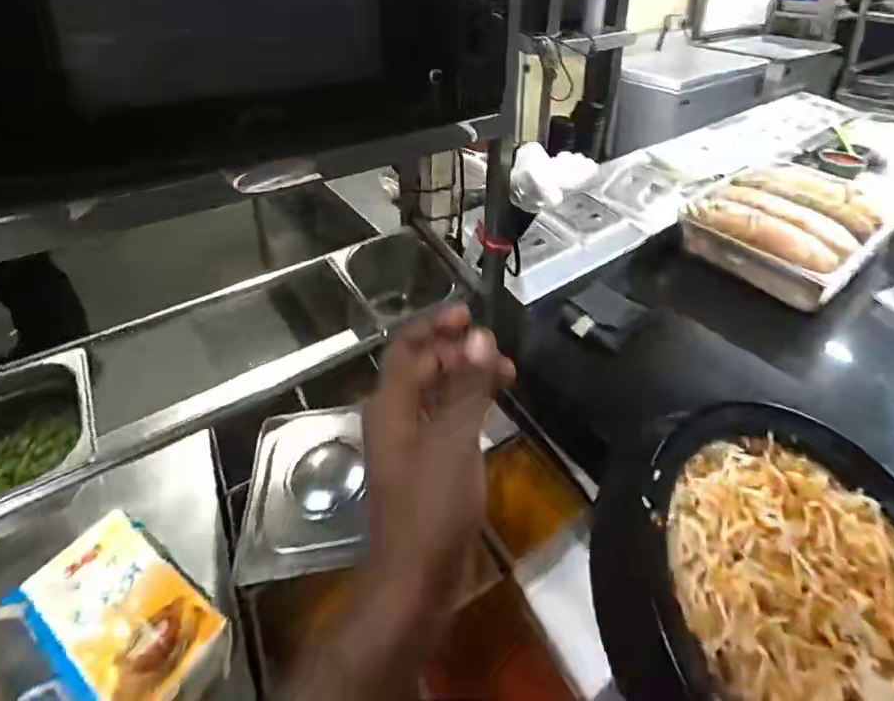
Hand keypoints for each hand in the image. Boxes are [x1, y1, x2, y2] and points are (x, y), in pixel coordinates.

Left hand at [363, 305, 514, 610]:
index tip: (469, 314)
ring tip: (503, 374)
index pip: (408, 345)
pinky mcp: (421, 464)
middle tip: (496, 350)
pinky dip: (463, 404)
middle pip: (420, 366)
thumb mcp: (454, 438)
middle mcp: (391, 414)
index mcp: (390, 401)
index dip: (435, 324)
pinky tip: (489, 407)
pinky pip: (440, 417)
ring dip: (463, 376)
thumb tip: (479, 335)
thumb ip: (466, 385)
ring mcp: (405, 441)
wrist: (416, 579)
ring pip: (433, 392)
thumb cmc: (432, 504)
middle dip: (455, 350)